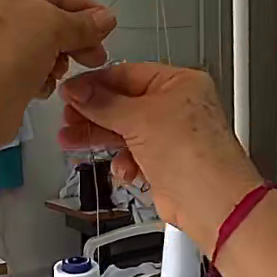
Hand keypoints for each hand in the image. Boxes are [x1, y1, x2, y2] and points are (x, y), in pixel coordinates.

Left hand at [0, 0, 115, 154]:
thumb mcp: (53, 26)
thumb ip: (82, 23)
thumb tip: (103, 20)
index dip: (81, 7)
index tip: (103, 21)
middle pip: (42, 22)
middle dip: (70, 39)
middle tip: (93, 52)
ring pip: (35, 49)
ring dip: (53, 61)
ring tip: (58, 71)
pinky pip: (23, 73)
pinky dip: (36, 79)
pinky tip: (40, 86)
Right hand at [57, 63, 264, 246]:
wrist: (209, 201)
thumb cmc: (194, 155)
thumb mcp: (139, 118)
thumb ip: (102, 104)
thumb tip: (77, 90)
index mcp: (178, 83)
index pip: (126, 74)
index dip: (94, 84)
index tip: (69, 92)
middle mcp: (174, 108)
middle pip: (120, 104)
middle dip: (91, 113)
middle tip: (67, 117)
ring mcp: (167, 136)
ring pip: (121, 131)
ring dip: (96, 137)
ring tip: (71, 140)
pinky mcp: (160, 162)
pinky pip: (129, 155)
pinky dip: (121, 161)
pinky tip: (120, 167)